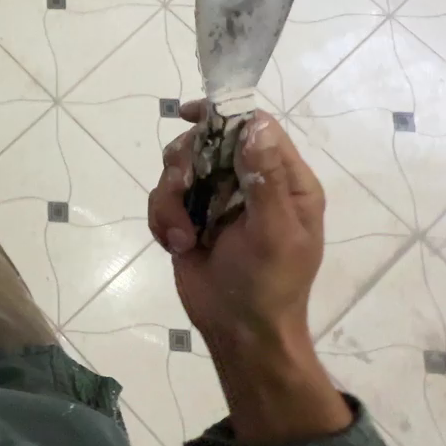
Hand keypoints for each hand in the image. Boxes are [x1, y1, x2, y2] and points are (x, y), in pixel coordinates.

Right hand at [147, 101, 350, 443]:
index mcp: (284, 182)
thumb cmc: (267, 284)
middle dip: (184, 165)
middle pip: (204, 142)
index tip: (188, 115)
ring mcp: (216, 199)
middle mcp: (249, 183)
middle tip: (182, 188)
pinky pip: (161, 198)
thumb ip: (266, 179)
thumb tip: (254, 125)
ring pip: (176, 170)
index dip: (222, 115)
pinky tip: (175, 243)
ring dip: (170, 200)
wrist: (237, 331)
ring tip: (181, 234)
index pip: (255, 127)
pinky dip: (161, 219)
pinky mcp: (188, 216)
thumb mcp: (274, 232)